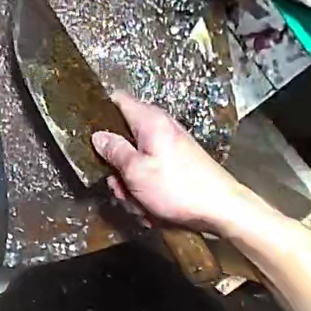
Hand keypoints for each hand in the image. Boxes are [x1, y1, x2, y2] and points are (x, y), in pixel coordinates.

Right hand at [90, 93, 268, 235]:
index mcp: (150, 122)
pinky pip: (152, 178)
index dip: (100, 113)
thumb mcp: (136, 171)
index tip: (89, 133)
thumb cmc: (179, 188)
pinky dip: (149, 195)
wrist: (221, 209)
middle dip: (117, 169)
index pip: (118, 100)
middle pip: (124, 141)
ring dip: (133, 188)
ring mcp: (170, 149)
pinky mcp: (177, 167)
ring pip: (136, 165)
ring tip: (142, 204)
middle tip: (121, 187)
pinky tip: (155, 210)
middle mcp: (161, 130)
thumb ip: (114, 151)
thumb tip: (98, 136)